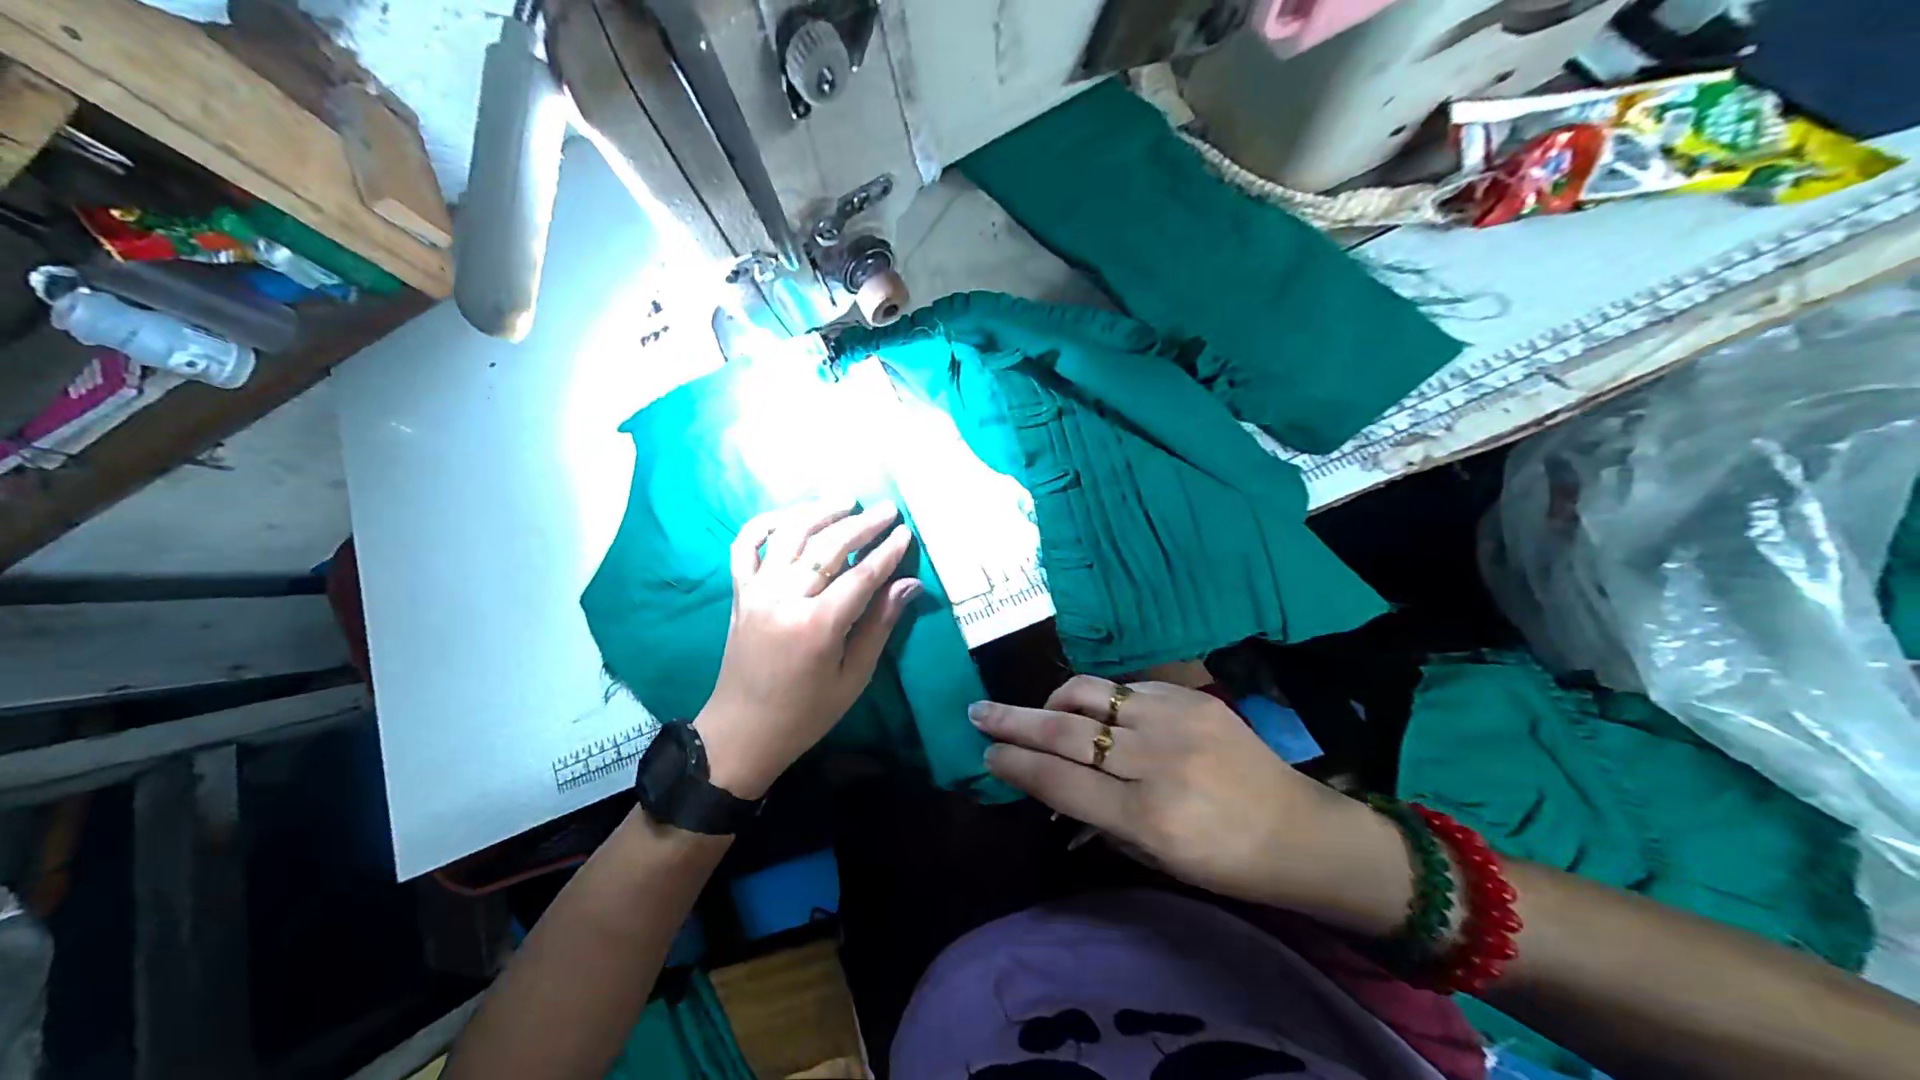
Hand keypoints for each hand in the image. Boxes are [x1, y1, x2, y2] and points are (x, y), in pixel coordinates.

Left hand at [693, 501, 921, 798]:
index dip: (887, 551)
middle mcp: (784, 599)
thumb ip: (879, 625)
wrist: (743, 731)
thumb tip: (909, 584)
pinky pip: (746, 546)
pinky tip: (789, 516)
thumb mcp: (853, 677)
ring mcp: (757, 592)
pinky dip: (765, 523)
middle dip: (862, 524)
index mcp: (817, 626)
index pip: (861, 575)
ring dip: (819, 512)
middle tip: (888, 509)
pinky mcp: (739, 592)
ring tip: (846, 500)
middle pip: (828, 547)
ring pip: (789, 535)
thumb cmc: (806, 713)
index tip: (906, 532)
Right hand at [971, 676, 1416, 934]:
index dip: (1015, 764)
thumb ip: (1096, 818)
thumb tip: (1047, 784)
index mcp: (1147, 815)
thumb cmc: (1224, 862)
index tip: (986, 754)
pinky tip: (1092, 710)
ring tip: (1036, 709)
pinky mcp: (1194, 697)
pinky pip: (1127, 688)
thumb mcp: (1153, 857)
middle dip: (1013, 722)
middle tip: (978, 712)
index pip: (1060, 779)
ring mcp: (1176, 721)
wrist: (1301, 831)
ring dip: (1053, 699)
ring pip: (1091, 694)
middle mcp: (1157, 761)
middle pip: (1064, 731)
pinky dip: (1099, 698)